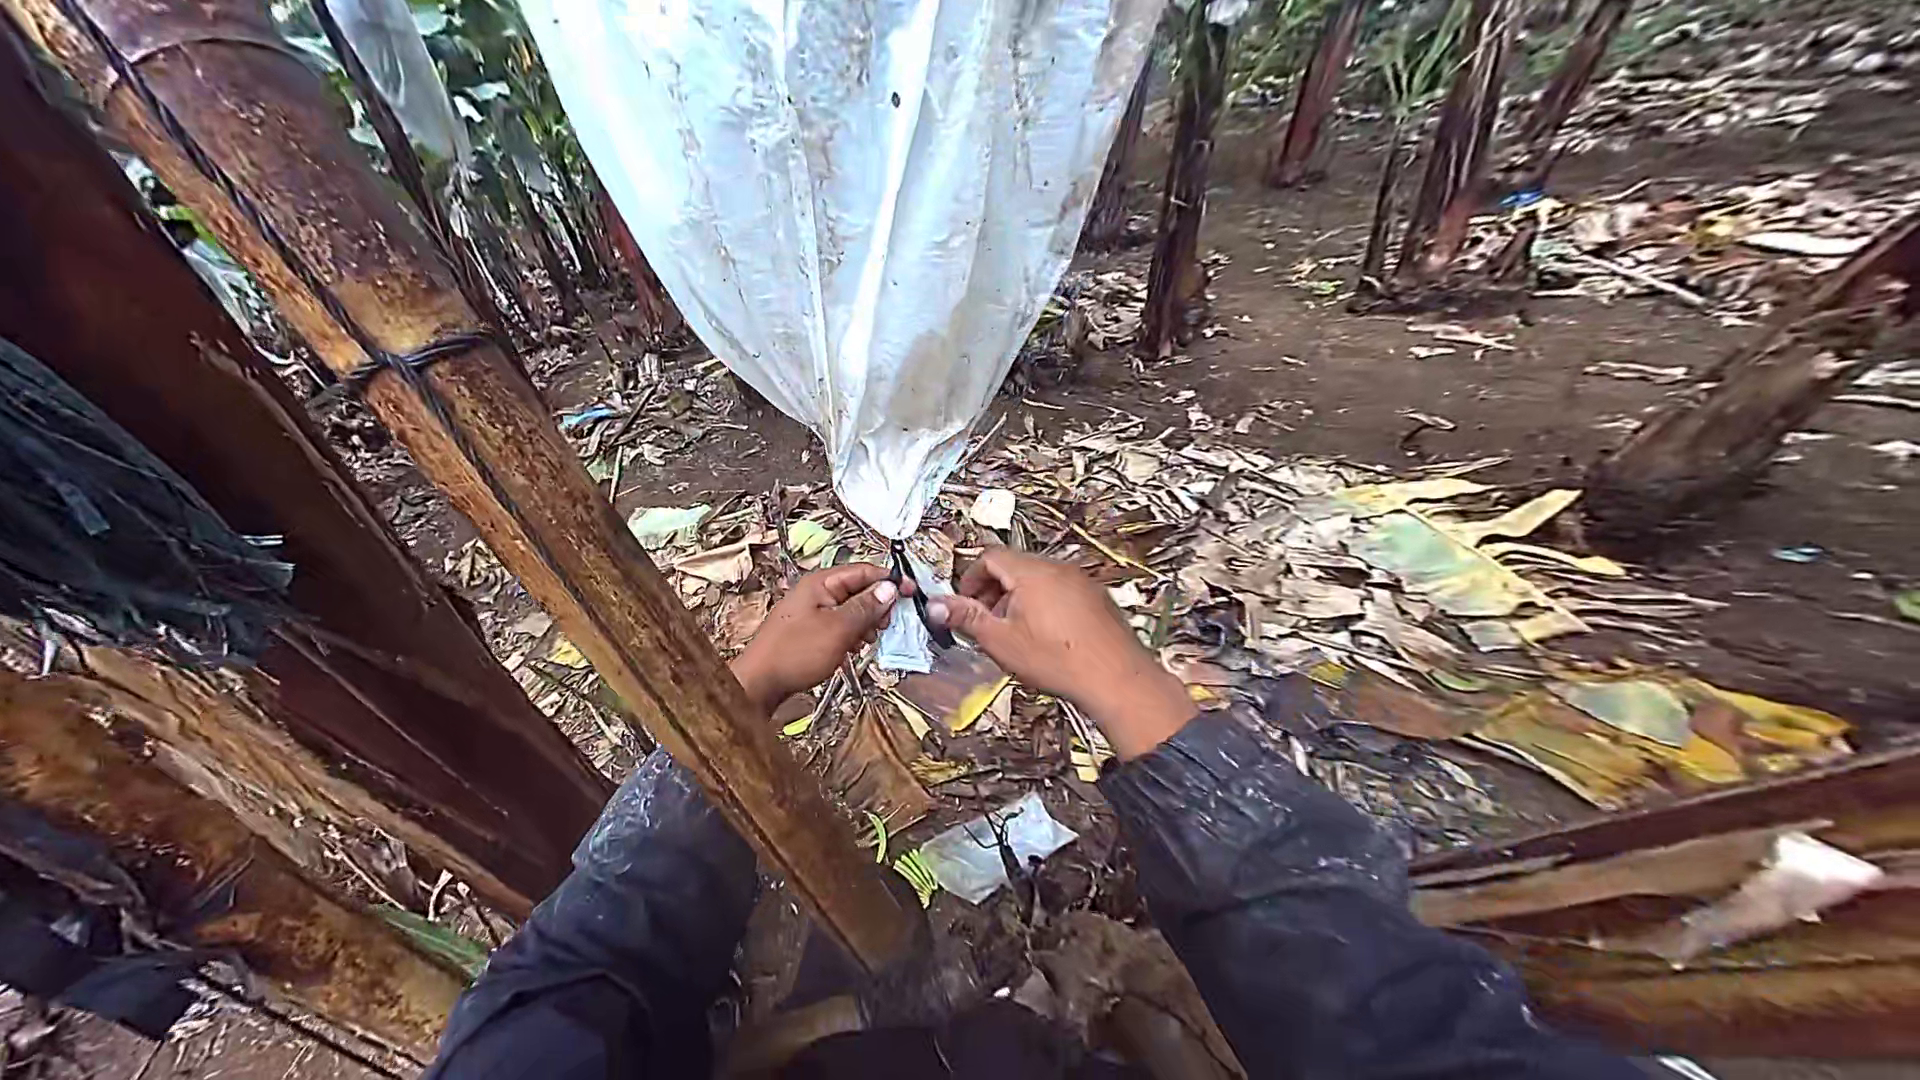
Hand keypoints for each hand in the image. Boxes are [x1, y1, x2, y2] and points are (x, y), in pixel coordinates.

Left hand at [730, 562, 906, 714]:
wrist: (760, 684)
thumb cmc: (797, 653)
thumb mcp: (839, 628)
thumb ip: (867, 606)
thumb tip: (890, 587)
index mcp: (822, 582)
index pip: (865, 570)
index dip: (890, 580)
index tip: (912, 593)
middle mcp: (817, 590)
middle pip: (859, 588)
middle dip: (877, 605)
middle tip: (884, 625)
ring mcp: (812, 609)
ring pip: (852, 608)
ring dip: (865, 622)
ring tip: (865, 640)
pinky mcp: (810, 628)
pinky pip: (840, 623)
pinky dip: (851, 633)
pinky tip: (852, 647)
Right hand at [928, 548, 1193, 759]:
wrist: (1115, 678)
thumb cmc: (1057, 659)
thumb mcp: (1000, 640)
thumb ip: (966, 618)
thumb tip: (935, 605)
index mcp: (1031, 572)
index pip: (990, 557)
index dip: (970, 579)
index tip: (964, 603)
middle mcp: (1057, 568)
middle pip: (1014, 566)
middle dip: (992, 591)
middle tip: (984, 620)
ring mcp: (1081, 581)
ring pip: (1038, 579)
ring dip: (1017, 598)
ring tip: (1013, 632)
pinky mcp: (1097, 598)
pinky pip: (1060, 590)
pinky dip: (1044, 604)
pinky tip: (1045, 637)